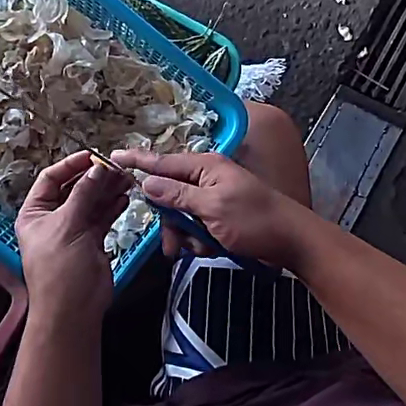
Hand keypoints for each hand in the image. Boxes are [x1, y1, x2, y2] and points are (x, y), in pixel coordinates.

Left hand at [16, 152, 129, 320]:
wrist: (73, 311)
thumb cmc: (60, 268)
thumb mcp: (68, 225)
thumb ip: (85, 194)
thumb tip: (98, 168)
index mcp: (35, 213)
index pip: (51, 179)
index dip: (72, 165)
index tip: (94, 156)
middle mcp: (53, 219)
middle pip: (75, 189)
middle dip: (95, 178)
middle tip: (118, 168)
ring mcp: (73, 230)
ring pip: (92, 202)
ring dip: (107, 190)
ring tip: (126, 179)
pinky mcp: (91, 241)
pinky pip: (102, 217)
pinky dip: (113, 206)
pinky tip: (124, 197)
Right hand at [111, 150, 314, 270]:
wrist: (291, 242)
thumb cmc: (254, 220)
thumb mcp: (211, 208)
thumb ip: (177, 195)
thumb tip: (147, 182)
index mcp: (205, 166)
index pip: (163, 161)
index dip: (138, 161)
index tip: (113, 156)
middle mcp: (207, 178)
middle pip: (169, 193)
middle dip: (170, 221)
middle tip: (172, 243)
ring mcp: (215, 197)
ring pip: (181, 214)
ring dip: (185, 234)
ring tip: (198, 249)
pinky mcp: (220, 216)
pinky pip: (197, 225)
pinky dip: (199, 239)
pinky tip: (210, 249)